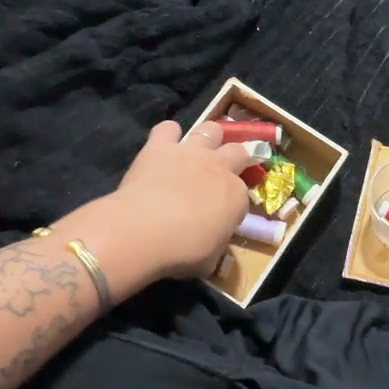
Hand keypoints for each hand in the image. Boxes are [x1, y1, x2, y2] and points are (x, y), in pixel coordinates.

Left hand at [95, 120, 253, 280]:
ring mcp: (191, 152)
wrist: (144, 230)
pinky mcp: (161, 146)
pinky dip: (167, 135)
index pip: (243, 193)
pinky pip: (168, 128)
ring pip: (211, 129)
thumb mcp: (210, 260)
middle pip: (238, 151)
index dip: (234, 201)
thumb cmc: (183, 252)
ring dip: (208, 137)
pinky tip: (164, 145)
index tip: (224, 212)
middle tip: (223, 169)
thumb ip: (216, 247)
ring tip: (200, 148)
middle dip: (235, 157)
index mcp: (237, 196)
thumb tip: (214, 248)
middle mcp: (219, 167)